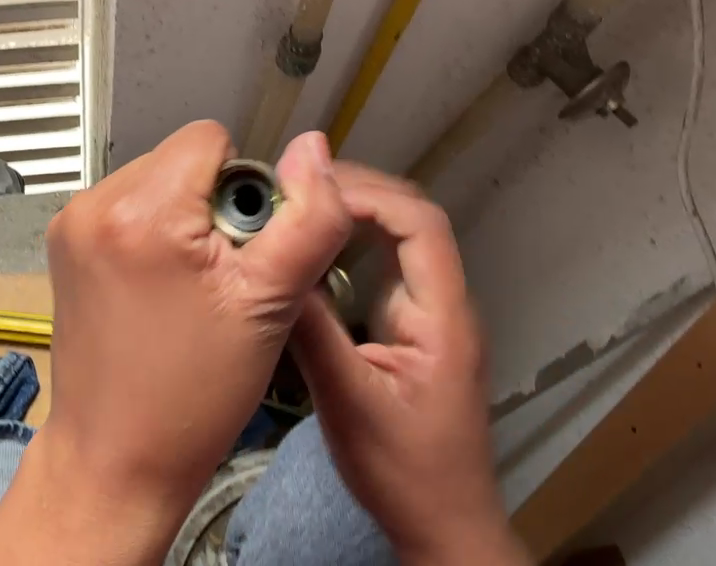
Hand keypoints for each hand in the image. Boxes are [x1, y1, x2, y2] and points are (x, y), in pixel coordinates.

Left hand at [0, 123, 351, 565]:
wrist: (114, 457)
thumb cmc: (194, 394)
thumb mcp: (270, 304)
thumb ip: (307, 218)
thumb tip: (313, 148)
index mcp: (141, 209)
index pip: (211, 138)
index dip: (244, 188)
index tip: (242, 249)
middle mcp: (94, 201)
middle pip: (181, 157)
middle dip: (211, 202)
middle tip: (220, 276)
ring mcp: (71, 221)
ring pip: (155, 178)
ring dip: (182, 215)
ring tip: (190, 285)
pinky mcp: (64, 241)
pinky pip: (125, 204)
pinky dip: (151, 230)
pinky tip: (160, 285)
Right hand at [287, 164, 525, 565]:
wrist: (444, 527)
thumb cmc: (404, 472)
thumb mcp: (349, 403)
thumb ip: (313, 332)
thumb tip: (271, 267)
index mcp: (442, 316)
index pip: (419, 224)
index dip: (365, 195)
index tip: (306, 197)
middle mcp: (442, 302)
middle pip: (411, 216)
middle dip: (354, 190)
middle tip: (291, 188)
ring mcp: (428, 312)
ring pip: (398, 234)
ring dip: (349, 209)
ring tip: (294, 204)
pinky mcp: (410, 325)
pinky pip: (383, 261)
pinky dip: (346, 240)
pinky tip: (308, 246)